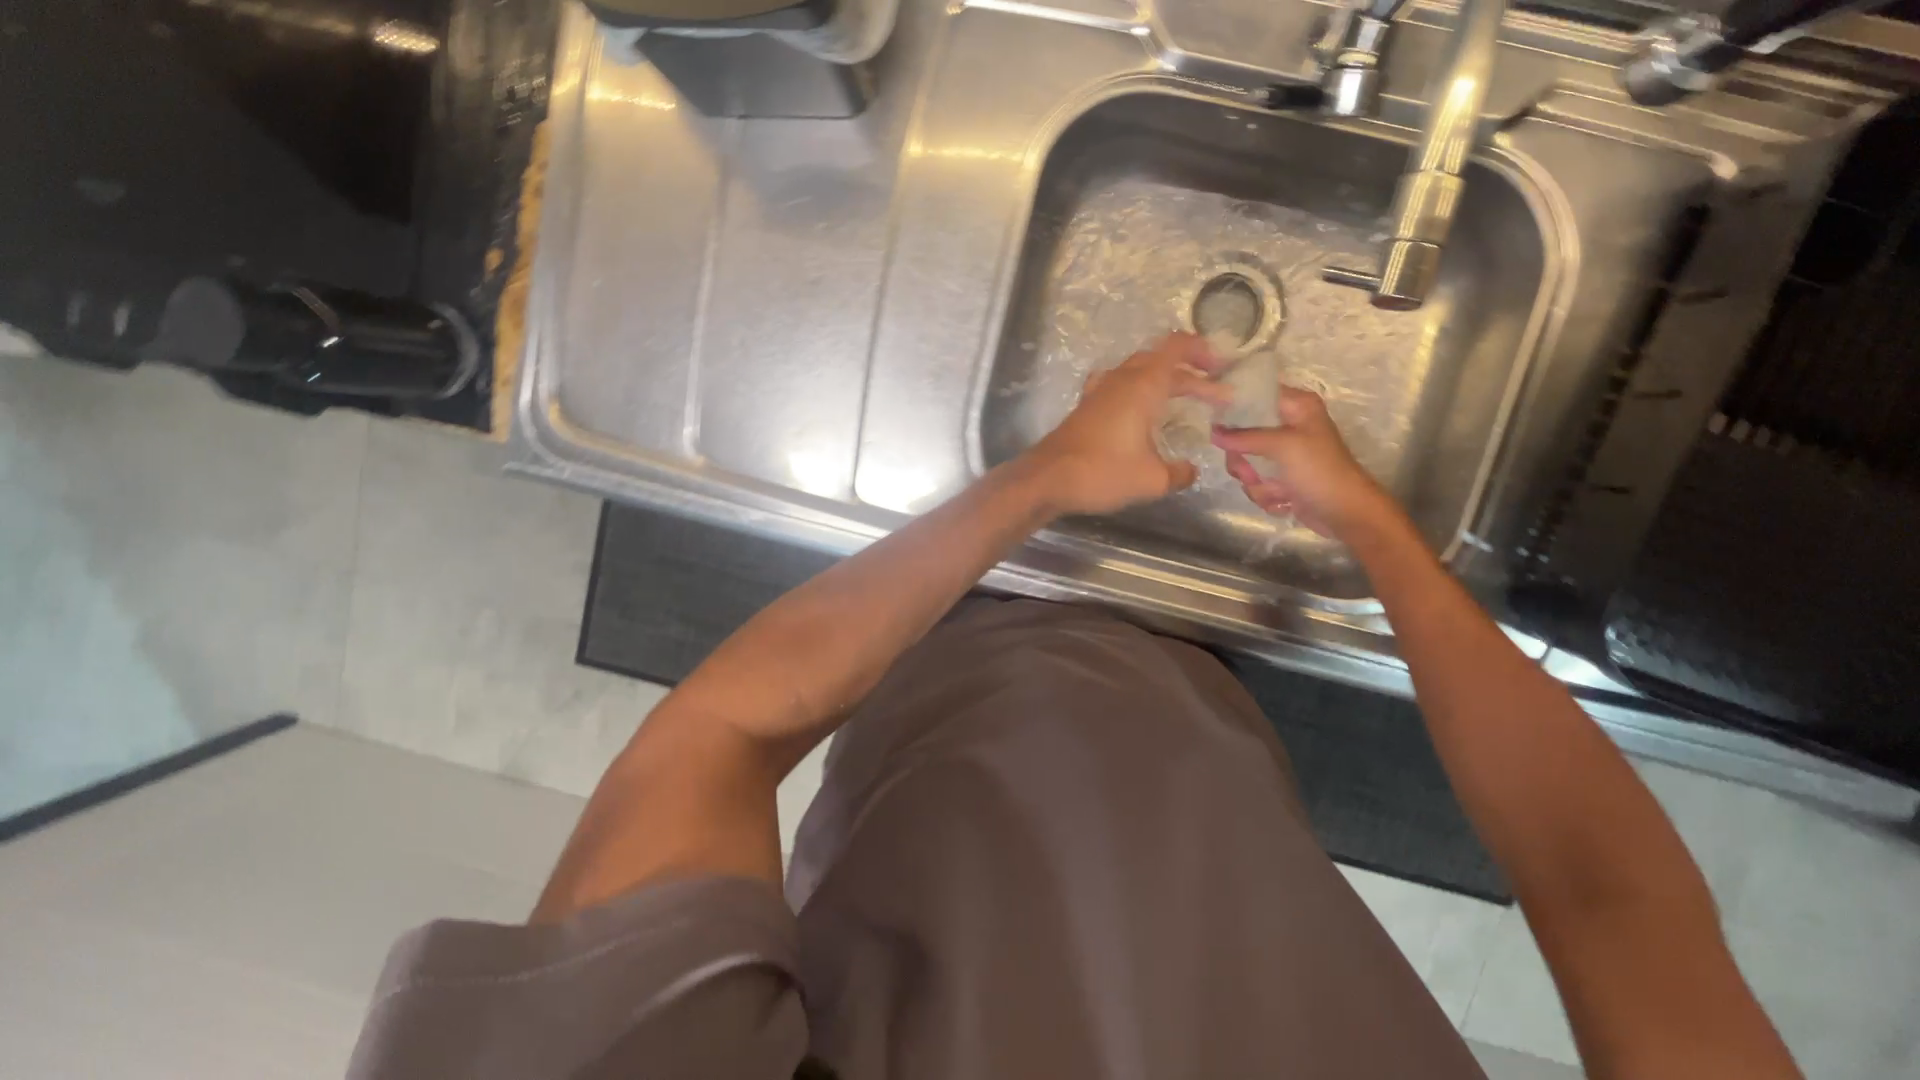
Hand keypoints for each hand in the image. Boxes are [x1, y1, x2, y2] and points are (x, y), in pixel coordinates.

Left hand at [1025, 332, 1230, 515]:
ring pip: (1139, 371)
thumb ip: (1179, 473)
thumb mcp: (1152, 480)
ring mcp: (1101, 391)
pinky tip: (1141, 408)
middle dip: (1190, 372)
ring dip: (1164, 379)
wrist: (1048, 479)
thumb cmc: (1103, 472)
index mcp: (1143, 385)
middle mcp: (1122, 379)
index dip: (1202, 349)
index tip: (1222, 367)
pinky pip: (1120, 384)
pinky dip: (1139, 389)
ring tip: (1183, 397)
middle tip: (1214, 392)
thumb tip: (1190, 471)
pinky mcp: (1087, 406)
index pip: (1176, 346)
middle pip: (1161, 360)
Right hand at [1210, 386, 1400, 542]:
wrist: (1346, 513)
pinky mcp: (1282, 478)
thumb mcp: (1283, 446)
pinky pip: (1257, 482)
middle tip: (1250, 472)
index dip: (1234, 407)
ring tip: (1277, 491)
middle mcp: (1289, 426)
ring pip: (1247, 464)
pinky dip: (1267, 495)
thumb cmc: (1319, 471)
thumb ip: (1245, 437)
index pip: (1256, 394)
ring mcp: (1285, 455)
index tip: (1217, 423)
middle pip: (1243, 435)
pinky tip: (1284, 502)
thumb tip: (1213, 432)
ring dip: (1257, 483)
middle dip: (1245, 461)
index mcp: (1296, 407)